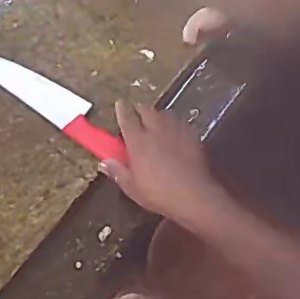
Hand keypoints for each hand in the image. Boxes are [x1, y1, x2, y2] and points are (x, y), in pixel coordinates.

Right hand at [103, 101, 235, 232]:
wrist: (194, 194)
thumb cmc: (159, 194)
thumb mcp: (132, 188)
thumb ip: (118, 172)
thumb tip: (106, 162)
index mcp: (138, 141)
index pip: (126, 118)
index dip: (121, 110)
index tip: (119, 104)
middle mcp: (156, 131)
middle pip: (146, 110)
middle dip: (140, 109)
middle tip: (137, 113)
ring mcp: (176, 131)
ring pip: (164, 114)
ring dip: (157, 115)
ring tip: (155, 121)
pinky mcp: (191, 136)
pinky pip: (180, 123)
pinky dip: (174, 124)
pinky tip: (174, 132)